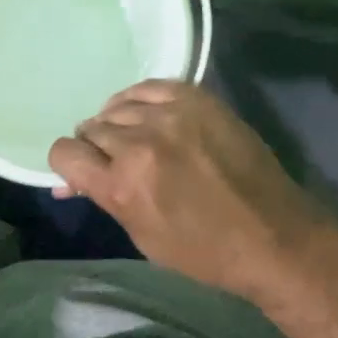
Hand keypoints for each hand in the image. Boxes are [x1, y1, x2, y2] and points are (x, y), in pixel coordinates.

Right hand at [49, 80, 329, 301]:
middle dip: (96, 146)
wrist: (272, 233)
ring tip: (136, 139)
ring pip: (117, 106)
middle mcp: (140, 142)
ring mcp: (170, 114)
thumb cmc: (205, 251)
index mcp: (123, 184)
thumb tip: (67, 181)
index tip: (82, 170)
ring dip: (119, 123)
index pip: (65, 153)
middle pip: (91, 127)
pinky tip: (148, 114)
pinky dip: (141, 101)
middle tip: (116, 161)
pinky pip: (148, 86)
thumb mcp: (142, 236)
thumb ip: (103, 197)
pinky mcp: (195, 97)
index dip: (68, 163)